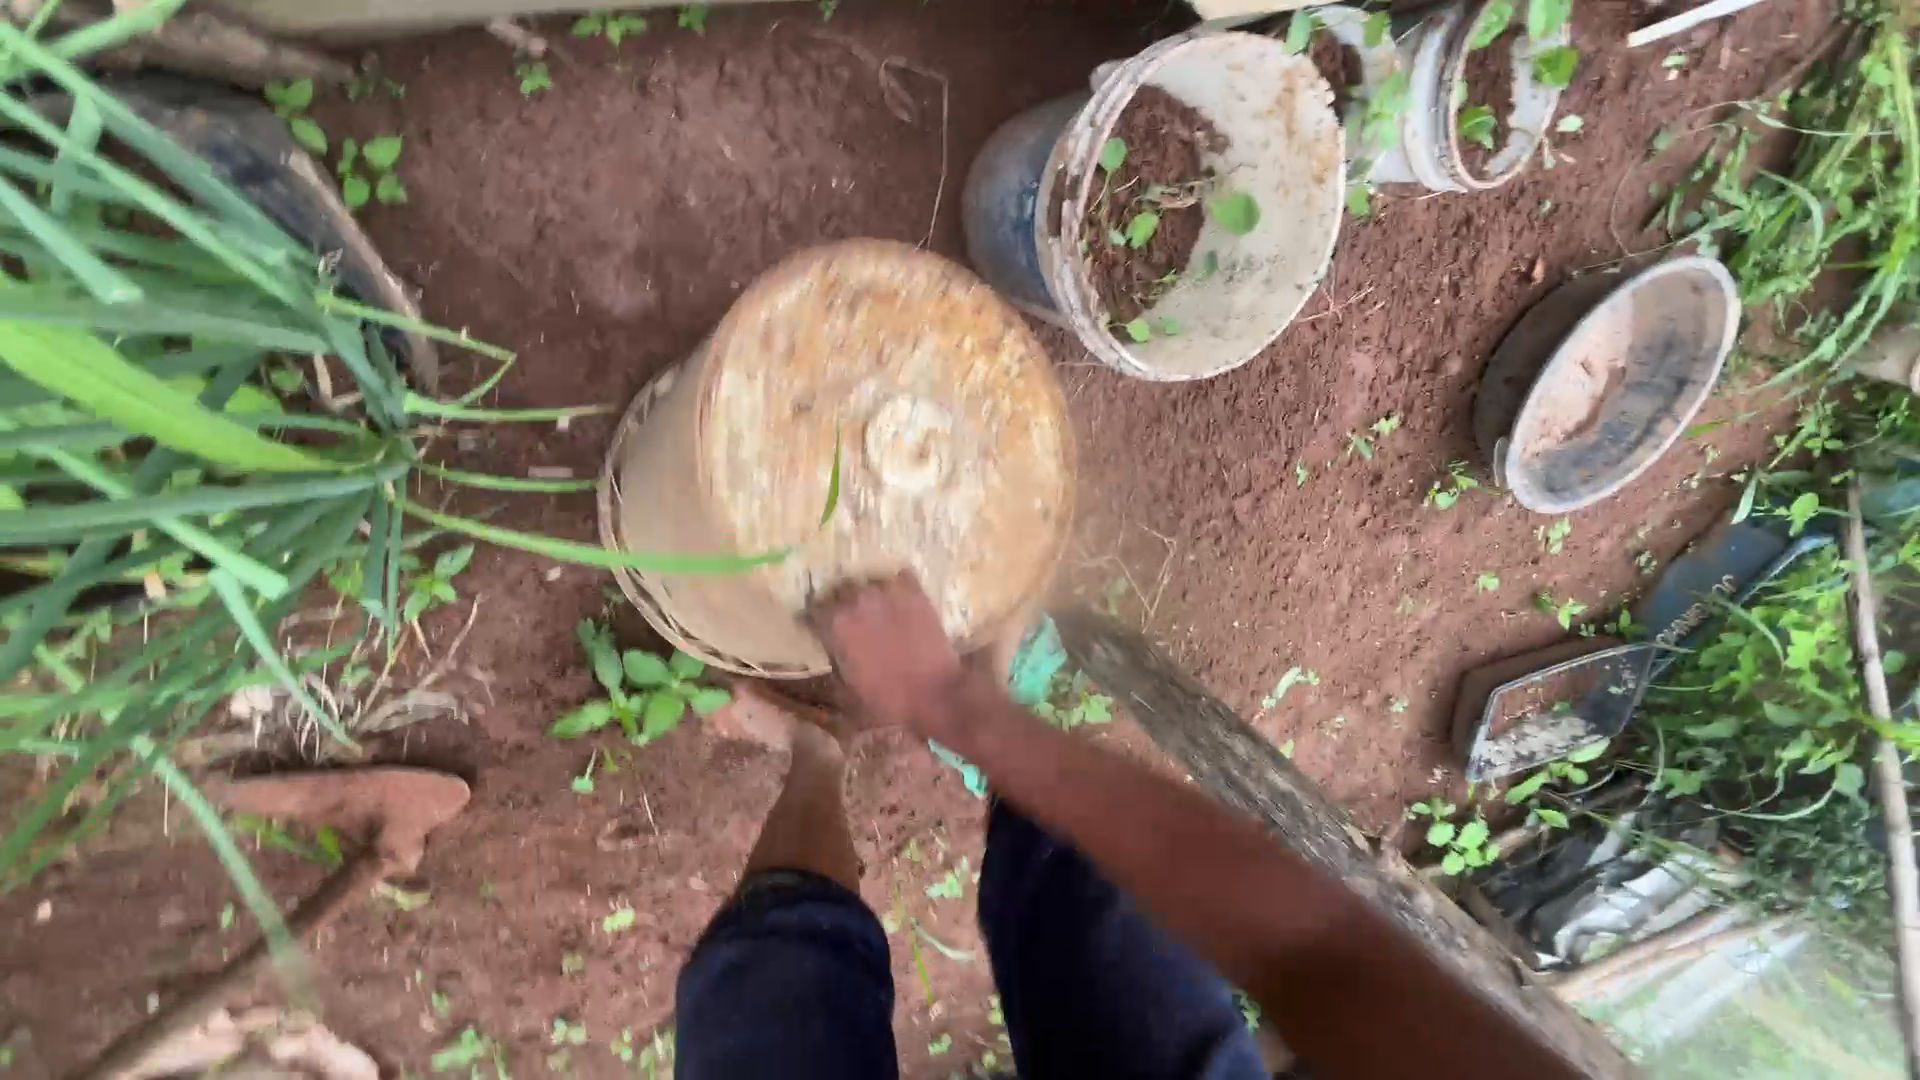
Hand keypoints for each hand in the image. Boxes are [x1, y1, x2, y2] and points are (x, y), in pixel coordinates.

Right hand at [809, 572, 964, 733]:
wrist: (933, 694)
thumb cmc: (886, 699)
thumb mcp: (847, 686)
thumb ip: (835, 658)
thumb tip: (832, 646)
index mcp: (836, 623)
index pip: (815, 610)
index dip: (817, 618)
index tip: (820, 625)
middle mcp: (857, 599)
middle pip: (842, 589)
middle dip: (843, 601)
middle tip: (853, 617)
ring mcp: (888, 591)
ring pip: (872, 581)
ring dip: (871, 593)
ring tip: (879, 607)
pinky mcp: (916, 592)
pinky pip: (902, 577)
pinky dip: (899, 586)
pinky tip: (903, 600)